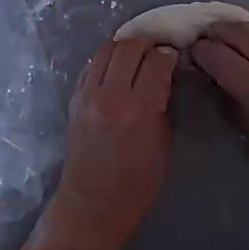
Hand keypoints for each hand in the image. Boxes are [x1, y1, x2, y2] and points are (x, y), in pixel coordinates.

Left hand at [45, 38, 177, 249]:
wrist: (93, 204)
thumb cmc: (138, 182)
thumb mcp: (164, 143)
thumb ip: (163, 104)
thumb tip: (164, 75)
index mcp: (139, 110)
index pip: (156, 62)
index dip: (168, 56)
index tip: (173, 58)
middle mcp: (111, 95)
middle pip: (128, 47)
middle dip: (146, 45)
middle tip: (155, 54)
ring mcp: (88, 95)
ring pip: (105, 50)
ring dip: (124, 49)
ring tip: (135, 58)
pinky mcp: (74, 98)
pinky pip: (90, 66)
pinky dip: (105, 62)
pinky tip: (116, 71)